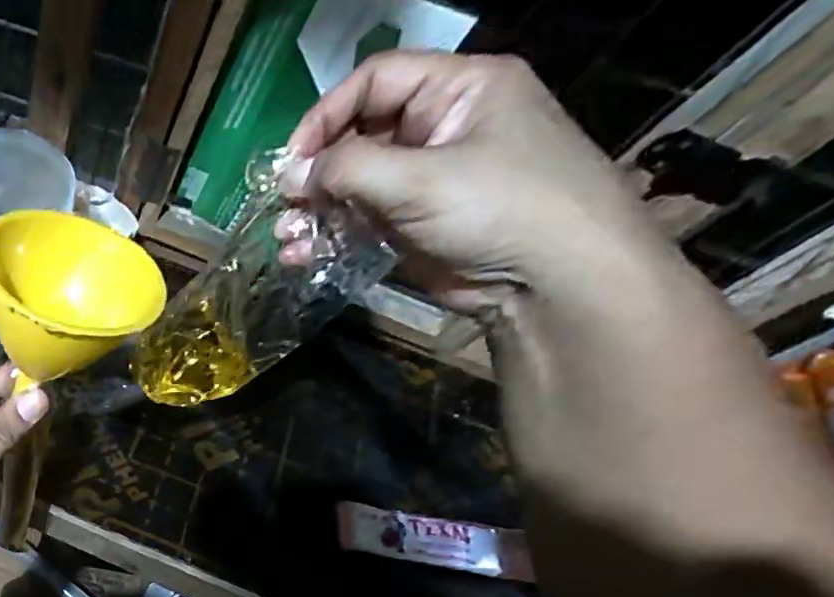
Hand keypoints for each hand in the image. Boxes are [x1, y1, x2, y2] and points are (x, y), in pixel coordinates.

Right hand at [287, 51, 664, 312]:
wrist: (548, 278)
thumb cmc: (497, 206)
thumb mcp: (420, 178)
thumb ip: (349, 169)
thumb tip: (292, 176)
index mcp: (457, 90)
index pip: (376, 80)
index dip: (327, 114)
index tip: (293, 158)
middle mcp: (437, 128)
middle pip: (357, 135)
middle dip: (315, 171)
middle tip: (285, 203)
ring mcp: (422, 180)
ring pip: (351, 184)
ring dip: (314, 210)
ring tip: (288, 236)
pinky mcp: (410, 224)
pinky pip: (357, 221)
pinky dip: (328, 236)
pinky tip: (302, 255)